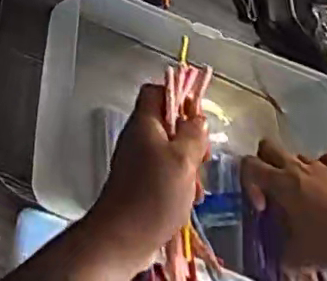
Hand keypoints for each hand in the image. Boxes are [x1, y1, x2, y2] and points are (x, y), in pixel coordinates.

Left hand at [84, 82, 209, 268]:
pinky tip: (189, 201)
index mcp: (144, 122)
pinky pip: (166, 173)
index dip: (177, 96)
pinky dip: (180, 183)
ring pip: (171, 151)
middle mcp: (139, 136)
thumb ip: (193, 135)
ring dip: (189, 167)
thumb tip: (197, 117)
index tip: (198, 118)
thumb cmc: (153, 193)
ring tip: (197, 188)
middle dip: (190, 140)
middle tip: (203, 159)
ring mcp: (138, 160)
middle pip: (168, 123)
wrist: (124, 235)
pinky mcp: (142, 183)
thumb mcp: (182, 160)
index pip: (156, 91)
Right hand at [240, 140, 326, 280]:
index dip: (248, 183)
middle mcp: (298, 167)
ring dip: (296, 172)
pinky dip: (324, 172)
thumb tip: (281, 262)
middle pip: (268, 148)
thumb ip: (283, 254)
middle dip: (266, 165)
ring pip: (299, 156)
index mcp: (282, 183)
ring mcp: (325, 167)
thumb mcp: (301, 258)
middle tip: (275, 192)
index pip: (249, 165)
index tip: (263, 209)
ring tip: (308, 201)